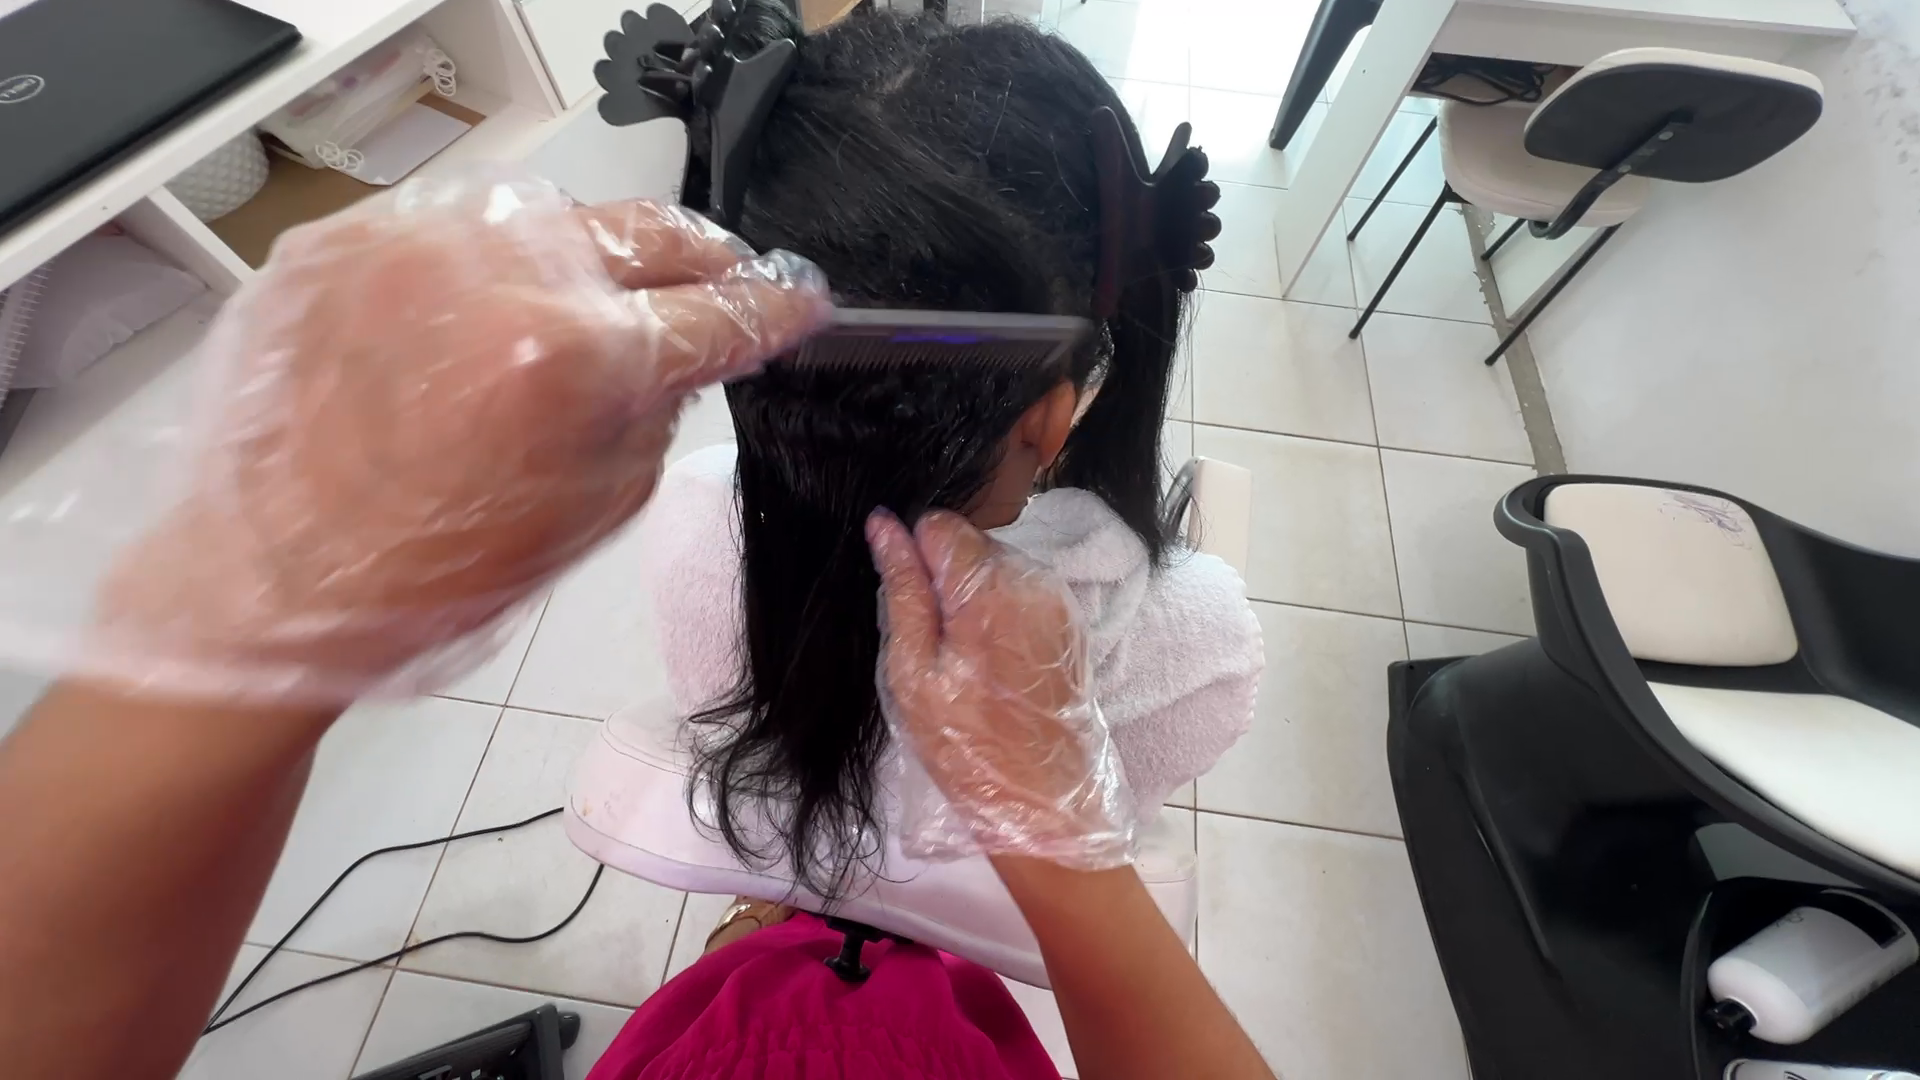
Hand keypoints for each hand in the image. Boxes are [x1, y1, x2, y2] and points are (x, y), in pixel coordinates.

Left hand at [90, 176, 830, 702]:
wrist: (281, 578)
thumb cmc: (454, 565)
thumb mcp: (607, 496)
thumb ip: (664, 405)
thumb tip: (696, 347)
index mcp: (575, 358)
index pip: (715, 314)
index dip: (775, 309)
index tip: (804, 303)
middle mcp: (499, 273)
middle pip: (654, 230)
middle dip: (711, 258)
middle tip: (734, 282)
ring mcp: (415, 243)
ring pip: (568, 213)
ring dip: (615, 255)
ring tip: (622, 299)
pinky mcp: (348, 240)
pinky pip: (474, 226)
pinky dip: (521, 261)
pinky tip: (524, 305)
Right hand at [866, 509, 1133, 866]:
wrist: (1042, 799)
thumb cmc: (965, 743)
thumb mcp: (913, 671)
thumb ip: (902, 589)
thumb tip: (883, 523)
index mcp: (989, 589)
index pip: (940, 524)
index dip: (915, 555)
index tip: (914, 605)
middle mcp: (1033, 580)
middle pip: (970, 542)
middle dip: (945, 578)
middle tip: (937, 644)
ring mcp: (1059, 598)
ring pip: (994, 564)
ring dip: (972, 594)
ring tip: (967, 657)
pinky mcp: (1071, 618)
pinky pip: (1021, 589)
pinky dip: (999, 609)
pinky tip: (994, 659)